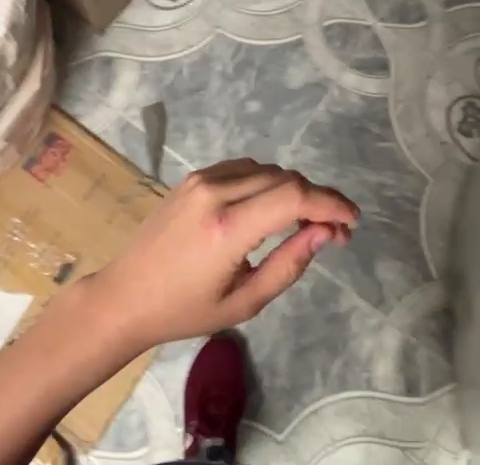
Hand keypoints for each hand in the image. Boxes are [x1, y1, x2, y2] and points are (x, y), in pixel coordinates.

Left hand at [82, 158, 359, 350]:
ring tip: (304, 224)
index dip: (331, 204)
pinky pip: (244, 168)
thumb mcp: (245, 302)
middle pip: (285, 179)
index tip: (352, 221)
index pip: (294, 197)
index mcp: (227, 228)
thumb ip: (289, 264)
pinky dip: (268, 182)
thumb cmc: (185, 311)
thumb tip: (325, 233)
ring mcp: (202, 179)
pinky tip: (271, 209)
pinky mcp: (194, 177)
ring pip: (267, 170)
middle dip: (317, 201)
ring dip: (293, 190)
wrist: (127, 296)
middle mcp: (215, 192)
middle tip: (333, 233)